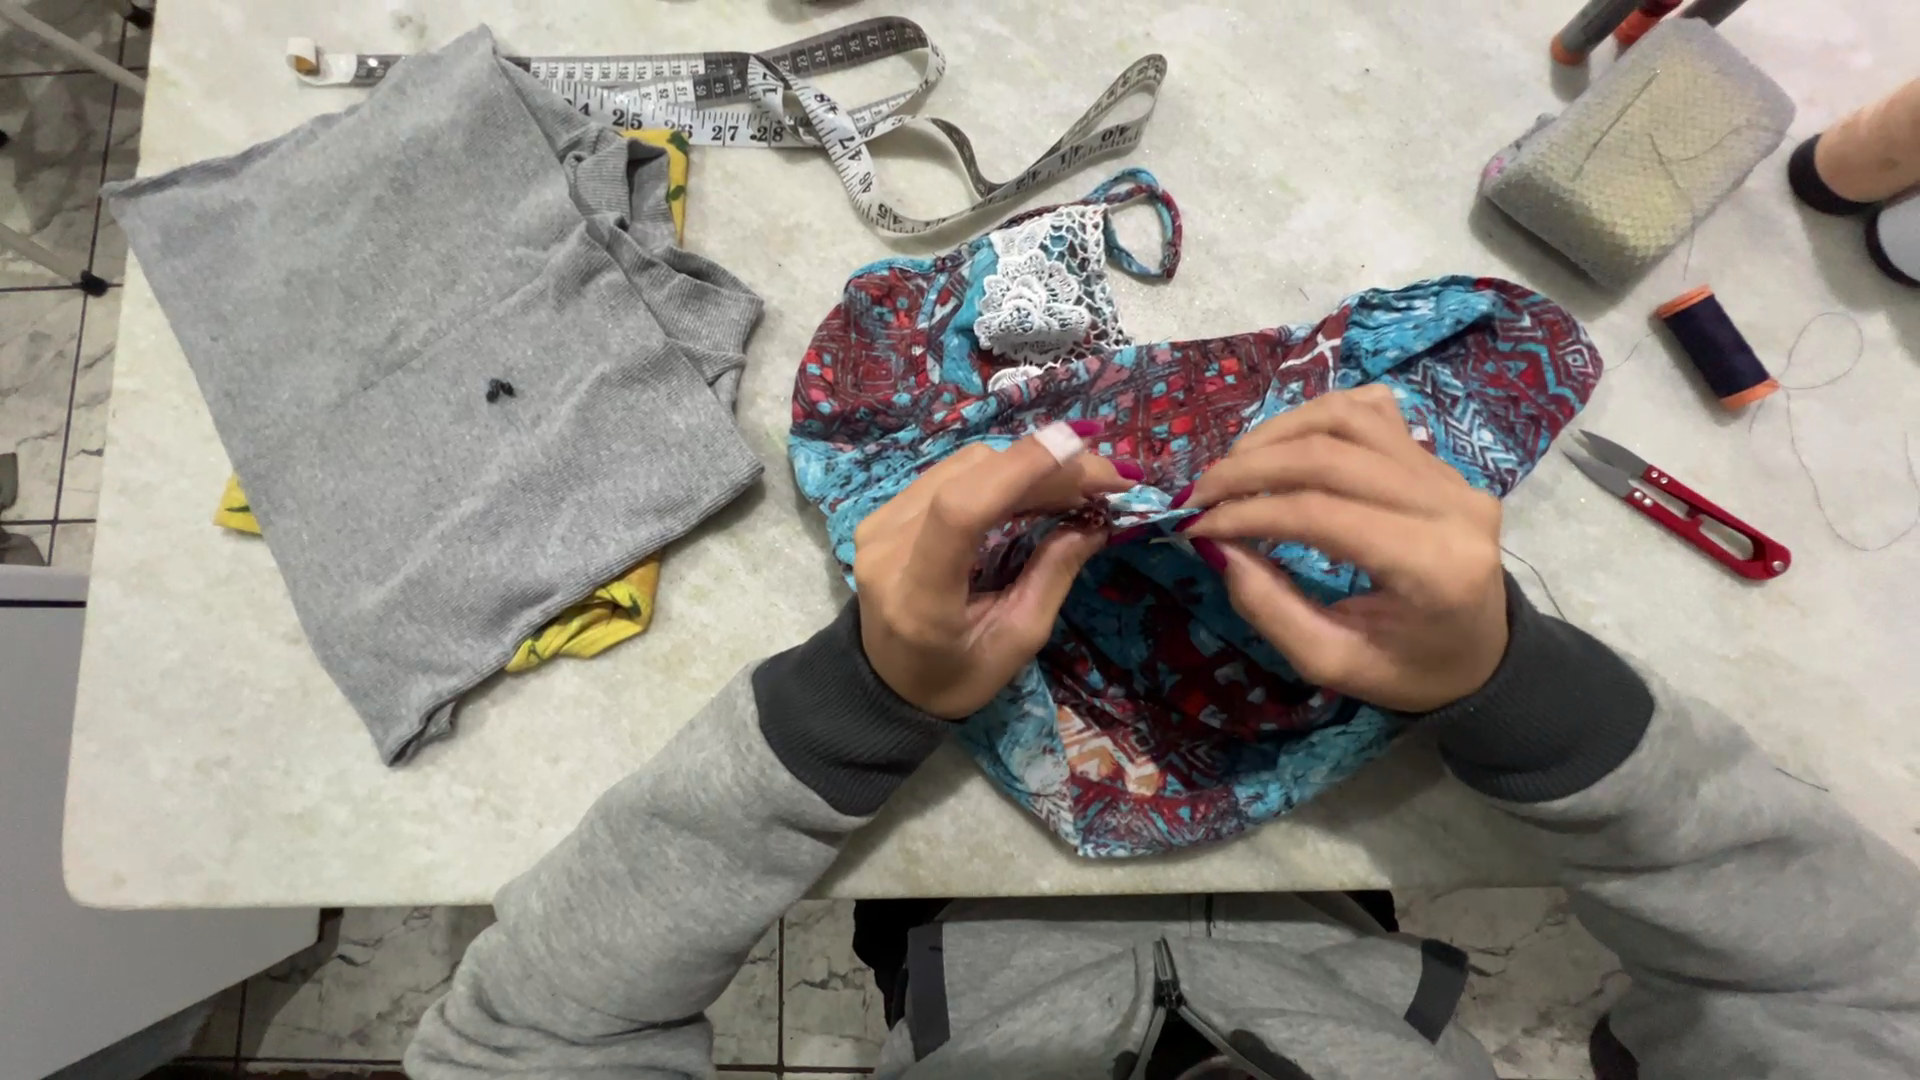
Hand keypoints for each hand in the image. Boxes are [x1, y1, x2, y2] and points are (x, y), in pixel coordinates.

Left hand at [854, 423, 1133, 718]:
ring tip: (1077, 487)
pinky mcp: (883, 513)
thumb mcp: (1016, 641)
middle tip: (1106, 480)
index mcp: (920, 599)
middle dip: (1045, 469)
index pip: (961, 513)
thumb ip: (1052, 576)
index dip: (1020, 469)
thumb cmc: (954, 676)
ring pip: (962, 466)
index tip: (1080, 448)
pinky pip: (949, 474)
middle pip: (970, 478)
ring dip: (1026, 467)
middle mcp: (888, 550)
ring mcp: (878, 525)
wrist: (885, 682)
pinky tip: (1035, 488)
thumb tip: (1095, 519)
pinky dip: (1000, 474)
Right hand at [1181, 386, 1508, 712]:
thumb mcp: (1331, 662)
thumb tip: (1214, 545)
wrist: (1485, 655)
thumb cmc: (1408, 668)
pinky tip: (1284, 447)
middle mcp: (1449, 503)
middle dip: (1246, 469)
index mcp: (1431, 566)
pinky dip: (1313, 418)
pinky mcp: (1437, 459)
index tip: (1193, 526)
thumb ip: (1269, 607)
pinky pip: (1369, 411)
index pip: (1319, 512)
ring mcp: (1448, 473)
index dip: (1245, 512)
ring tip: (1232, 469)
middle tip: (1196, 496)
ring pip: (1346, 417)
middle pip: (1328, 454)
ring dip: (1274, 435)